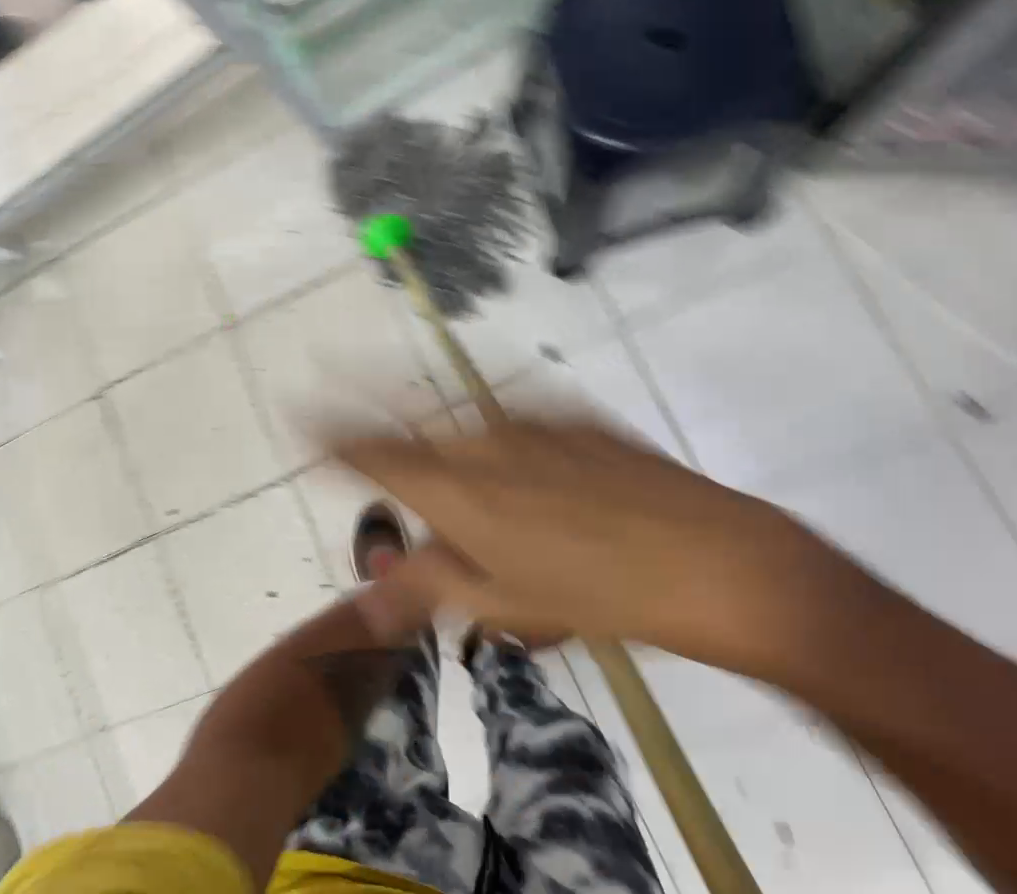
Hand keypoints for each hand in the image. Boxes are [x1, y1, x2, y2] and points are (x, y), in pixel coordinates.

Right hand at [329, 418, 874, 678]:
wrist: (718, 562)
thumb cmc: (595, 596)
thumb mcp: (501, 604)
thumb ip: (428, 584)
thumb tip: (375, 587)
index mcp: (451, 486)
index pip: (367, 448)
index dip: (326, 430)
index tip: (298, 411)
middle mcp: (481, 440)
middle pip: (411, 430)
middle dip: (390, 449)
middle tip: (409, 497)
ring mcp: (532, 423)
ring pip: (467, 435)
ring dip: (457, 462)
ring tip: (497, 521)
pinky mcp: (576, 419)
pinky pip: (517, 430)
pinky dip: (507, 456)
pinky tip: (542, 496)